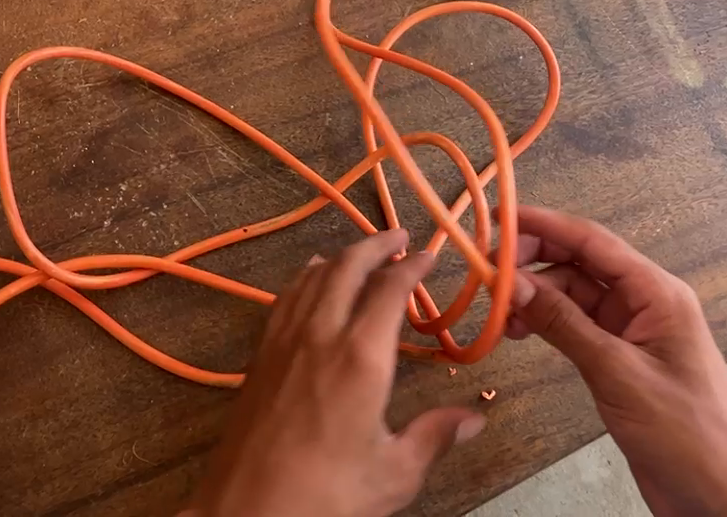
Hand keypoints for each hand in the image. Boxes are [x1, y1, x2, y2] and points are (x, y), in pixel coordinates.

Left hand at [184, 227, 485, 516]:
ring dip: (343, 255)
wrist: (251, 505)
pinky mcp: (264, 347)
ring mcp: (287, 335)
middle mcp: (322, 331)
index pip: (390, 289)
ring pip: (316, 273)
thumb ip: (434, 436)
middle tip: (399, 236)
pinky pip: (289, 292)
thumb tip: (475, 418)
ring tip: (364, 253)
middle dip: (376, 244)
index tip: (429, 255)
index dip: (412, 266)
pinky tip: (315, 277)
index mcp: (362, 356)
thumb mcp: (394, 473)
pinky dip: (309, 274)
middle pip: (348, 265)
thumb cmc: (329, 492)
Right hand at [509, 205, 726, 516]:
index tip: (497, 218)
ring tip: (500, 313)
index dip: (542, 223)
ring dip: (533, 295)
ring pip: (569, 292)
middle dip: (531, 260)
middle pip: (577, 261)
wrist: (724, 508)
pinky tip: (519, 332)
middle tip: (486, 271)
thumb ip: (563, 323)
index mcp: (656, 293)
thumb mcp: (618, 374)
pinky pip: (572, 322)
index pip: (591, 240)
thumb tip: (510, 281)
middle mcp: (642, 301)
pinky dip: (543, 321)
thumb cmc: (688, 437)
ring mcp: (629, 329)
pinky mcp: (617, 357)